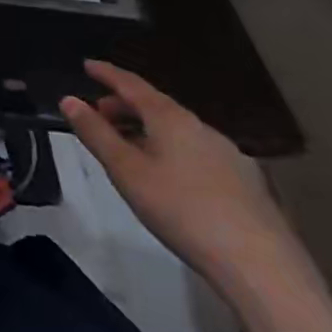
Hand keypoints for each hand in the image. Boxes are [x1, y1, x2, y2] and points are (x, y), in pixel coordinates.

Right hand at [60, 60, 297, 283]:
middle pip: (157, 107)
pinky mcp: (247, 185)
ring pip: (179, 131)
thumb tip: (69, 99)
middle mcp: (203, 129)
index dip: (108, 74)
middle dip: (124, 106)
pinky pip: (197, 152)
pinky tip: (168, 175)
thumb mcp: (125, 170)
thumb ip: (95, 133)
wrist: (262, 267)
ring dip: (147, 130)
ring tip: (127, 147)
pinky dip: (171, 149)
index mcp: (172, 120)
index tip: (88, 64)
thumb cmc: (181, 209)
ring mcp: (231, 156)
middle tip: (98, 115)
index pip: (133, 85)